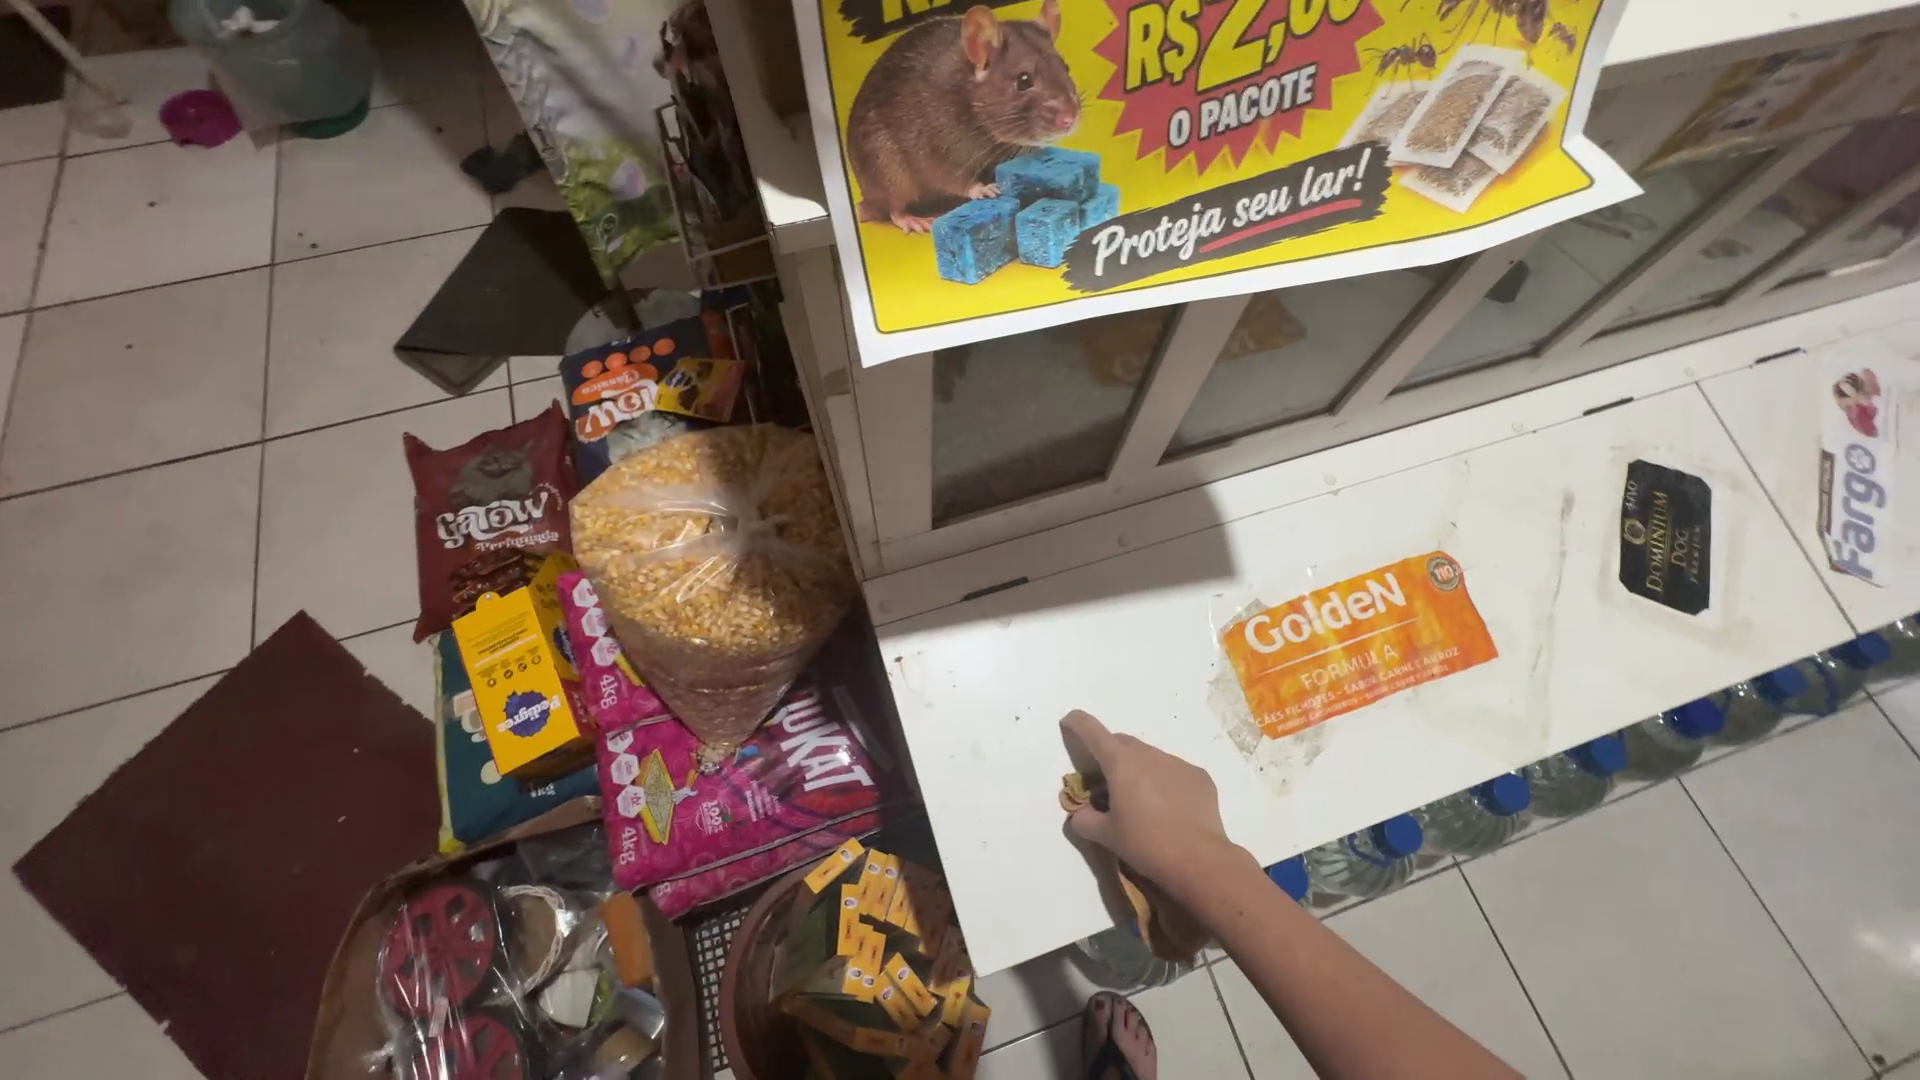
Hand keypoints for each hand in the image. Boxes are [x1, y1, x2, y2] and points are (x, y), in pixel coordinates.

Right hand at [1060, 710, 1240, 885]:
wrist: (1200, 860)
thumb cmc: (1146, 844)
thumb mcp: (1107, 836)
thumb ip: (1085, 820)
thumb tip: (1081, 814)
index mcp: (1121, 763)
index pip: (1093, 731)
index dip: (1077, 723)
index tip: (1069, 721)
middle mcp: (1149, 754)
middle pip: (1121, 743)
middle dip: (1109, 754)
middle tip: (1105, 782)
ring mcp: (1177, 763)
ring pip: (1149, 757)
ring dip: (1138, 769)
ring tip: (1141, 801)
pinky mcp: (1199, 776)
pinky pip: (1173, 771)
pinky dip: (1164, 781)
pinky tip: (1169, 809)